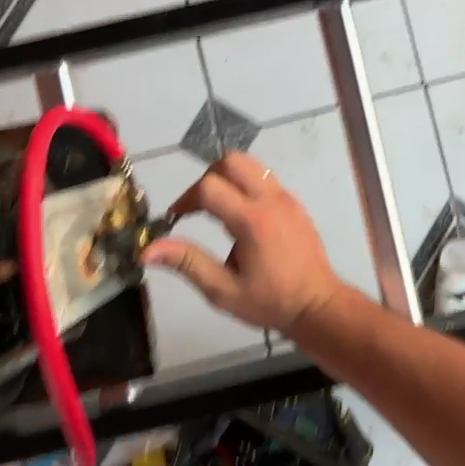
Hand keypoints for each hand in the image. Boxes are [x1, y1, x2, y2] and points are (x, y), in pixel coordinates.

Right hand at [142, 153, 348, 331]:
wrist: (317, 304)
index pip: (209, 187)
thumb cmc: (270, 302)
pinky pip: (266, 179)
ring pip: (252, 165)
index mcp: (252, 221)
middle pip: (232, 161)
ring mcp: (287, 198)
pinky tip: (241, 218)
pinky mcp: (295, 202)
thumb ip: (187, 263)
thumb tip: (147, 250)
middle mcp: (272, 200)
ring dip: (228, 178)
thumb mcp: (223, 291)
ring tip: (217, 210)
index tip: (176, 219)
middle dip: (207, 178)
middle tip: (197, 207)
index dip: (186, 199)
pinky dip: (247, 186)